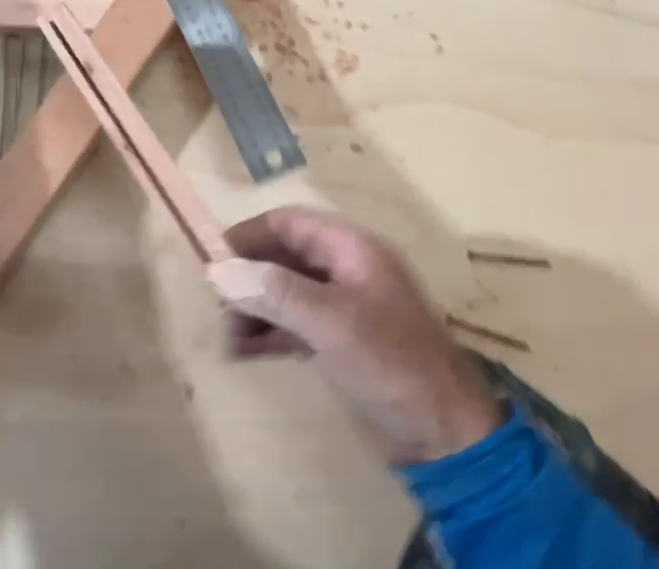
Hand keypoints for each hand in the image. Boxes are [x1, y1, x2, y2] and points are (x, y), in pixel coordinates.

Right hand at [207, 208, 501, 465]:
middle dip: (246, 278)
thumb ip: (273, 291)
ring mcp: (342, 306)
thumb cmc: (390, 364)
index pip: (287, 223)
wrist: (446, 435)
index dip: (248, 237)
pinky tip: (243, 351)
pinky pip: (291, 322)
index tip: (212, 263)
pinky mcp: (338, 340)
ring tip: (229, 339)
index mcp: (352, 249)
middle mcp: (345, 269)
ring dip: (252, 308)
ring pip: (282, 291)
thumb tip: (218, 270)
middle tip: (218, 308)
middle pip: (281, 256)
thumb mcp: (329, 322)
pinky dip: (266, 331)